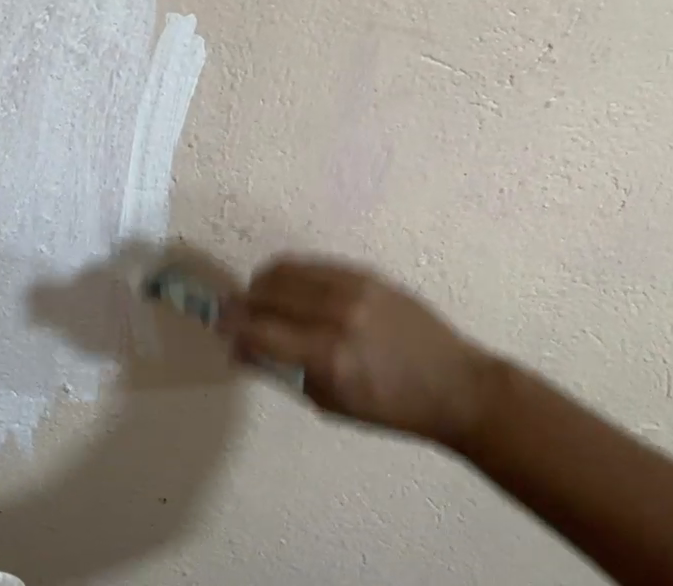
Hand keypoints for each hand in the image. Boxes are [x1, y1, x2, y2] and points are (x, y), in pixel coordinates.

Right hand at [226, 257, 493, 444]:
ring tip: (258, 300)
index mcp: (329, 357)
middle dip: (241, 303)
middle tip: (233, 314)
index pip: (259, 330)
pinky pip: (311, 265)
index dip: (231, 326)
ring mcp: (353, 288)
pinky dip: (289, 276)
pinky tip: (289, 291)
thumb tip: (238, 348)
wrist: (456, 385)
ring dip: (261, 284)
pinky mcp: (365, 273)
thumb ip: (281, 371)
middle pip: (265, 293)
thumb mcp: (331, 403)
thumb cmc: (392, 408)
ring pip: (283, 270)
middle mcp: (337, 315)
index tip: (217, 326)